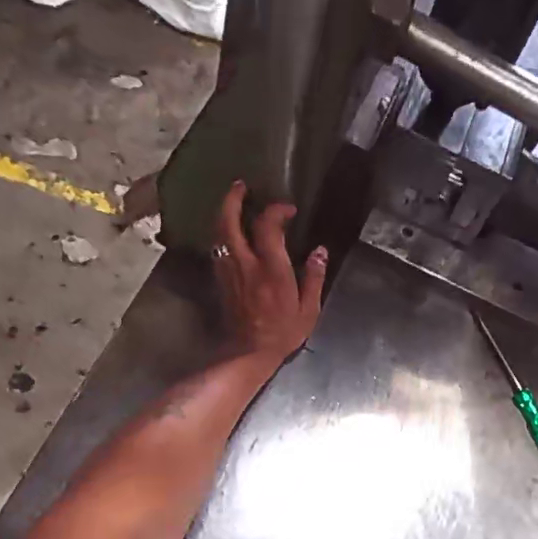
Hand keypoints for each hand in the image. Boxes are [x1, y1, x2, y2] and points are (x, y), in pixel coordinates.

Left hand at [213, 180, 326, 365]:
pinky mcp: (220, 279)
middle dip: (233, 199)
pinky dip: (222, 233)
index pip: (268, 226)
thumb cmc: (282, 333)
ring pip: (219, 232)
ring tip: (233, 203)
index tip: (288, 210)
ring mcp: (228, 270)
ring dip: (224, 213)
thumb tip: (319, 251)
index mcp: (271, 269)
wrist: (248, 353)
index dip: (277, 211)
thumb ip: (313, 277)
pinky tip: (230, 233)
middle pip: (230, 220)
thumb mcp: (308, 309)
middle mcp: (245, 263)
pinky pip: (218, 247)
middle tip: (241, 186)